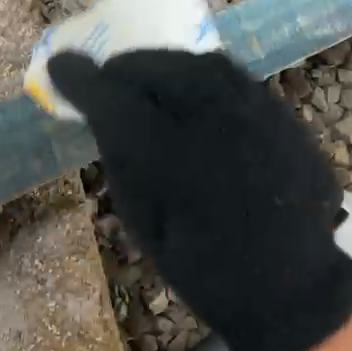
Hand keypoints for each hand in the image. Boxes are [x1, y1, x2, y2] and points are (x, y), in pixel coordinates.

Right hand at [48, 49, 351, 350]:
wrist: (291, 286)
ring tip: (148, 83)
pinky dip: (201, 80)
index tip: (60, 67)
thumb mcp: (142, 218)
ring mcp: (257, 114)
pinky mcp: (284, 115)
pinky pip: (233, 79)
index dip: (80, 79)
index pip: (112, 99)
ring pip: (198, 63)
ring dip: (163, 67)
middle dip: (123, 69)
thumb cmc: (201, 264)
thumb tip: (103, 112)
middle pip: (156, 67)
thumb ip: (121, 157)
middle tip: (108, 81)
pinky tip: (193, 101)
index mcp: (172, 160)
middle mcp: (216, 123)